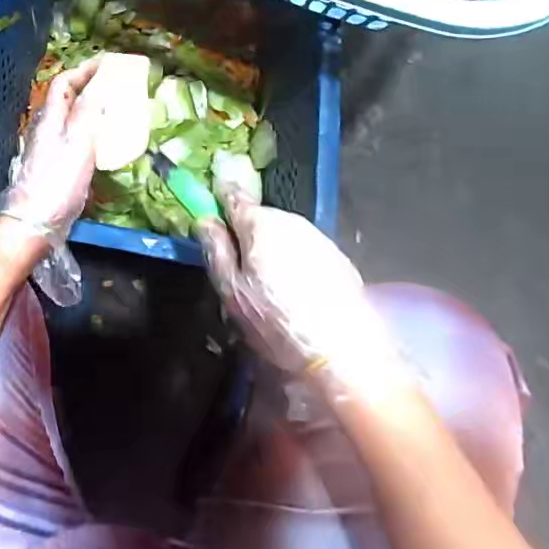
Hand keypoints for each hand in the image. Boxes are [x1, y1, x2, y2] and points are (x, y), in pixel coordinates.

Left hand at [0, 57, 101, 246]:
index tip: (109, 64)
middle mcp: (47, 129)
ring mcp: (50, 149)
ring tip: (118, 108)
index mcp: (50, 119)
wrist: (34, 223)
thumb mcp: (77, 144)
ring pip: (73, 119)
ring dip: (93, 109)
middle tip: (118, 85)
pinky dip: (93, 132)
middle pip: (68, 99)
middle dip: (91, 87)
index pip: (64, 82)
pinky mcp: (56, 167)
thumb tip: (99, 85)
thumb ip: (87, 114)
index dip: (84, 69)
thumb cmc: (55, 183)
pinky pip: (76, 139)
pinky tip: (107, 142)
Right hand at [201, 185, 405, 388]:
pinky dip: (293, 259)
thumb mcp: (232, 290)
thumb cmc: (277, 321)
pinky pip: (303, 248)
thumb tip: (205, 221)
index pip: (233, 197)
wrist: (343, 351)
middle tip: (236, 265)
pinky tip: (294, 289)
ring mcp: (318, 237)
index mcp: (260, 224)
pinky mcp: (337, 257)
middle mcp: (291, 221)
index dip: (219, 199)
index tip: (210, 209)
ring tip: (266, 282)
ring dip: (270, 247)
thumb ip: (216, 250)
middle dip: (245, 232)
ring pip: (282, 232)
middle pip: (259, 216)